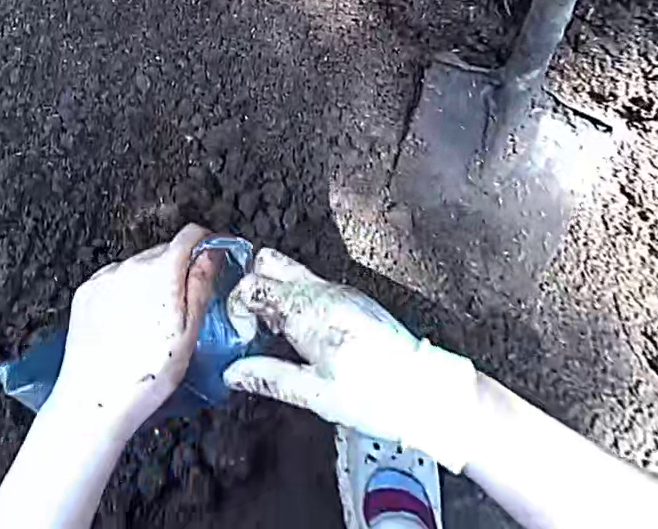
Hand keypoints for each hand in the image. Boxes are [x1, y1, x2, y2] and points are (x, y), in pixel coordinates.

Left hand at [50, 223, 221, 440]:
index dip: (205, 243)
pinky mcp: (87, 291)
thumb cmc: (144, 376)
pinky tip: (126, 322)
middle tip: (180, 306)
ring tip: (149, 322)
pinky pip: (114, 279)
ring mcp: (107, 277)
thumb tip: (212, 253)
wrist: (92, 403)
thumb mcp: (189, 332)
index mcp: (162, 271)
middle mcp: (132, 266)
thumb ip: (202, 284)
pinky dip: (124, 291)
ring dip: (150, 280)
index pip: (190, 234)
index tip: (210, 256)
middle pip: (165, 251)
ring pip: (139, 265)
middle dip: (177, 269)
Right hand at [223, 248, 480, 470]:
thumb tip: (232, 371)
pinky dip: (292, 297)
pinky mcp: (348, 296)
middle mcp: (320, 290)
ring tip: (272, 332)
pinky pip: (309, 283)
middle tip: (251, 323)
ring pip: (288, 269)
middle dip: (250, 284)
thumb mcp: (315, 396)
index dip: (236, 307)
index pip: (252, 284)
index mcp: (306, 311)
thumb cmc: (374, 396)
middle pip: (267, 261)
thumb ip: (269, 377)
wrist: (424, 390)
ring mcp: (336, 289)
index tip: (240, 336)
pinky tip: (298, 332)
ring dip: (271, 291)